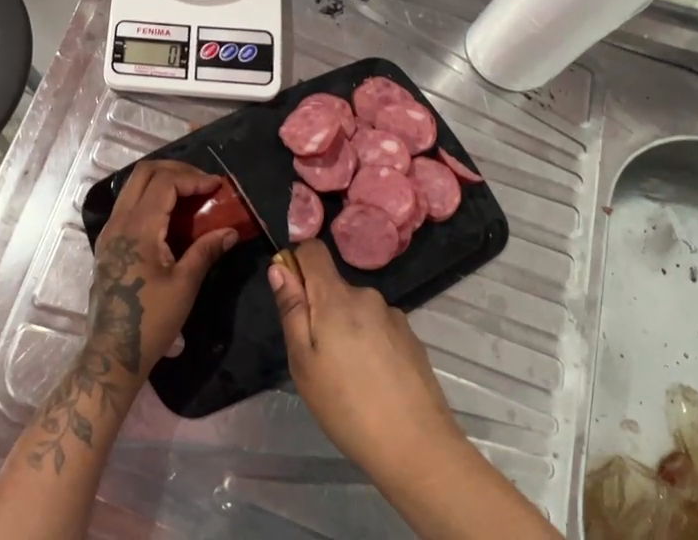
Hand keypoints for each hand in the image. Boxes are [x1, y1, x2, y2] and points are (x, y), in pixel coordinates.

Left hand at [87, 159, 238, 379]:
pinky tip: (172, 214)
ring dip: (162, 182)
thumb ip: (206, 250)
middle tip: (203, 183)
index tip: (217, 186)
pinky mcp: (108, 242)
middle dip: (176, 171)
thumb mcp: (185, 284)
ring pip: (133, 187)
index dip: (192, 178)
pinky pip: (129, 204)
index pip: (164, 182)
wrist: (113, 350)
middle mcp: (118, 221)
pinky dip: (151, 197)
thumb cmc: (152, 319)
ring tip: (191, 194)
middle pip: (143, 174)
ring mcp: (110, 230)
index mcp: (137, 227)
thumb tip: (231, 231)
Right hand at [269, 241, 460, 473]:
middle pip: (334, 286)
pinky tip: (373, 381)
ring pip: (356, 310)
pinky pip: (378, 328)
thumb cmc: (346, 405)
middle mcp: (367, 297)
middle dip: (321, 310)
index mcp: (336, 297)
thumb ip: (291, 310)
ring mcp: (394, 317)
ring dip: (346, 330)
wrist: (417, 447)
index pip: (313, 250)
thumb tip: (280, 268)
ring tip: (348, 376)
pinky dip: (369, 344)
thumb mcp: (303, 362)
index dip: (297, 264)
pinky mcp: (412, 339)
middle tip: (318, 358)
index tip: (292, 298)